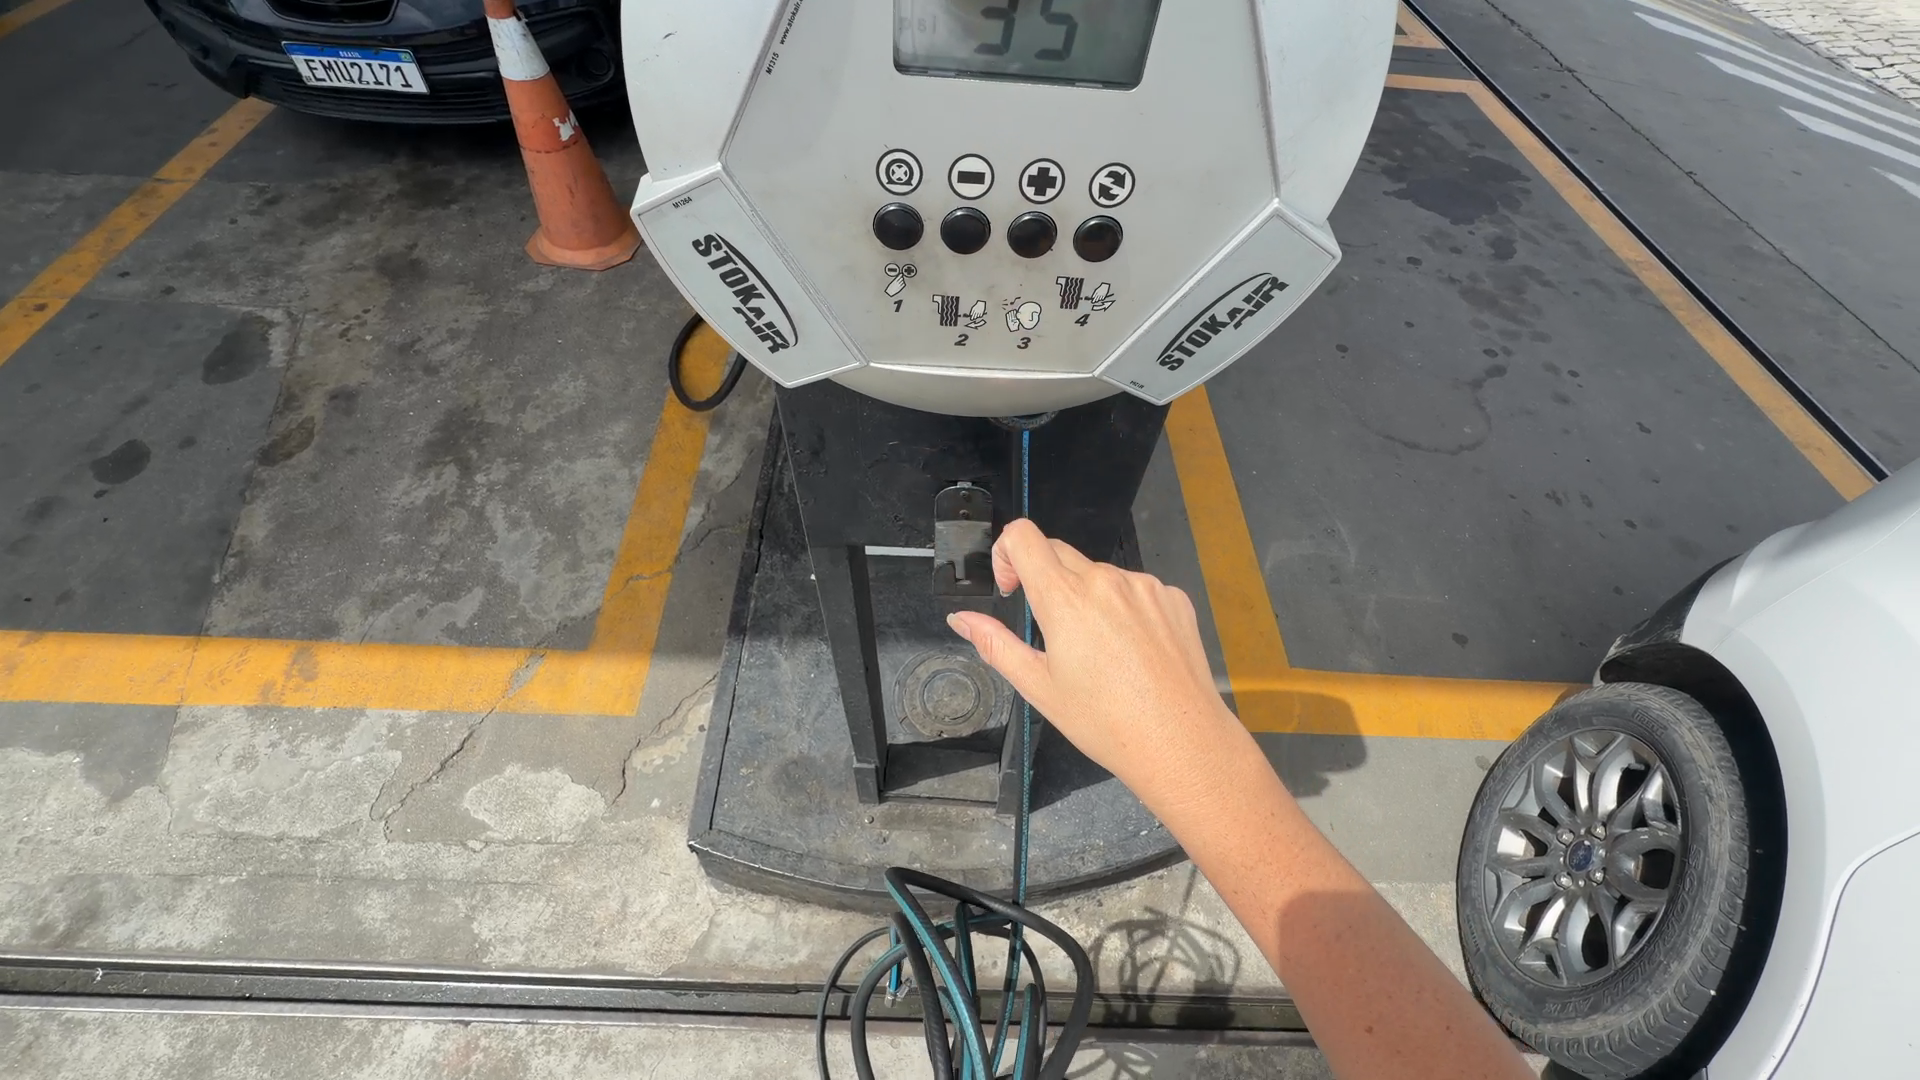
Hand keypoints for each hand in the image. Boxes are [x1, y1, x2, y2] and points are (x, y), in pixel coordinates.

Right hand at [946, 519, 1244, 803]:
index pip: (1022, 536)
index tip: (1013, 588)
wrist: (1182, 741)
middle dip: (1044, 580)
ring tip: (1100, 651)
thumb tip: (960, 618)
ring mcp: (1144, 585)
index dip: (1006, 553)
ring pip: (1098, 572)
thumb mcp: (1039, 686)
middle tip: (1052, 630)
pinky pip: (1135, 587)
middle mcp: (1105, 580)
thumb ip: (994, 643)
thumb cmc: (1107, 722)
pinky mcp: (1172, 596)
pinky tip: (1132, 650)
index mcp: (1065, 599)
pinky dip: (1124, 607)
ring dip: (1087, 596)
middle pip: (1058, 552)